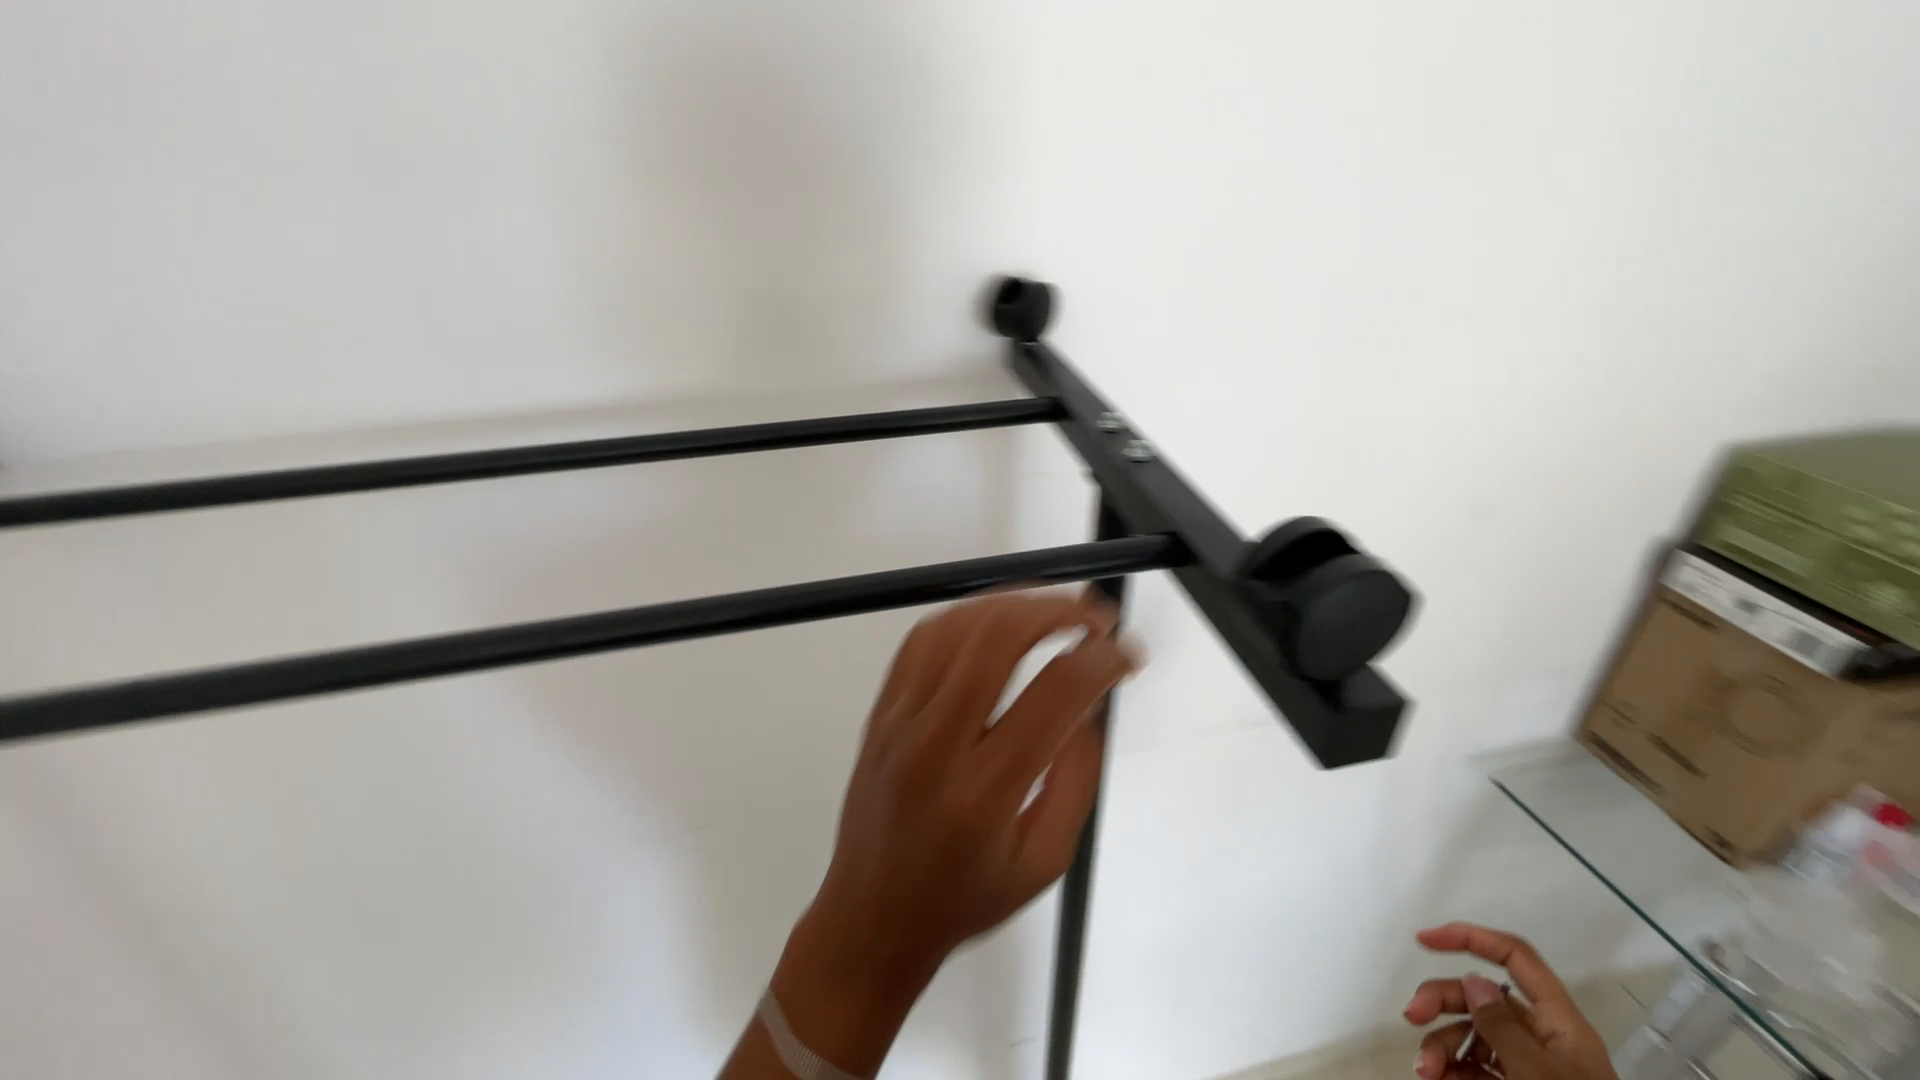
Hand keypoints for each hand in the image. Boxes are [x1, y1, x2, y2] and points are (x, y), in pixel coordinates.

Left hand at [734, 589, 1140, 1077]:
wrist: (870, 919)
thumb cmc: (960, 900)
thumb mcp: (1044, 861)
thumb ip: (1076, 778)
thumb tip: (1088, 704)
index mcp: (984, 794)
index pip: (1056, 693)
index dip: (1103, 659)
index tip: (1127, 655)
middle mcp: (935, 746)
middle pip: (998, 638)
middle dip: (1059, 611)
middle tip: (1095, 617)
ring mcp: (899, 722)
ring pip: (956, 627)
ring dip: (1013, 602)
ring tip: (1054, 608)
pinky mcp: (879, 712)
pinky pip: (919, 640)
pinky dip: (965, 615)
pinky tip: (995, 618)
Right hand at [1404, 923, 1618, 1079]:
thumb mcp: (1539, 1077)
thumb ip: (1505, 1028)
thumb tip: (1474, 981)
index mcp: (1559, 1023)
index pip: (1515, 958)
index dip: (1471, 938)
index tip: (1425, 940)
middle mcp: (1541, 1036)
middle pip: (1480, 995)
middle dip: (1440, 1002)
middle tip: (1411, 1017)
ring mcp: (1527, 1065)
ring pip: (1471, 1034)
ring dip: (1440, 1045)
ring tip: (1426, 1073)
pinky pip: (1473, 1067)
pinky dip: (1452, 1070)